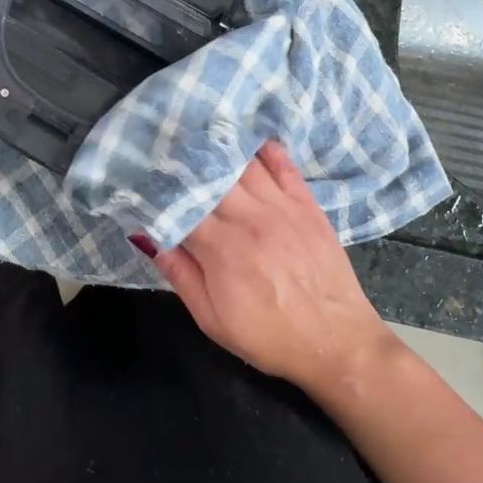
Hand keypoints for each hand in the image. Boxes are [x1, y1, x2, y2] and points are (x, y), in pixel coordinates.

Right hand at [151, 141, 396, 393]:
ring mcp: (282, 208)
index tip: (144, 178)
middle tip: (167, 150)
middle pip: (209, 177)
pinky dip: (265, 150)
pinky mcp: (308, 206)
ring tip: (201, 138)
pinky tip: (249, 139)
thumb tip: (146, 236)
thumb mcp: (212, 319)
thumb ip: (180, 274)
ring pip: (243, 164)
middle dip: (186, 163)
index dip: (161, 190)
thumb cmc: (269, 337)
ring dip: (220, 150)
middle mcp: (249, 219)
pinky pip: (283, 165)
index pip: (181, 204)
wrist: (337, 345)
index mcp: (221, 249)